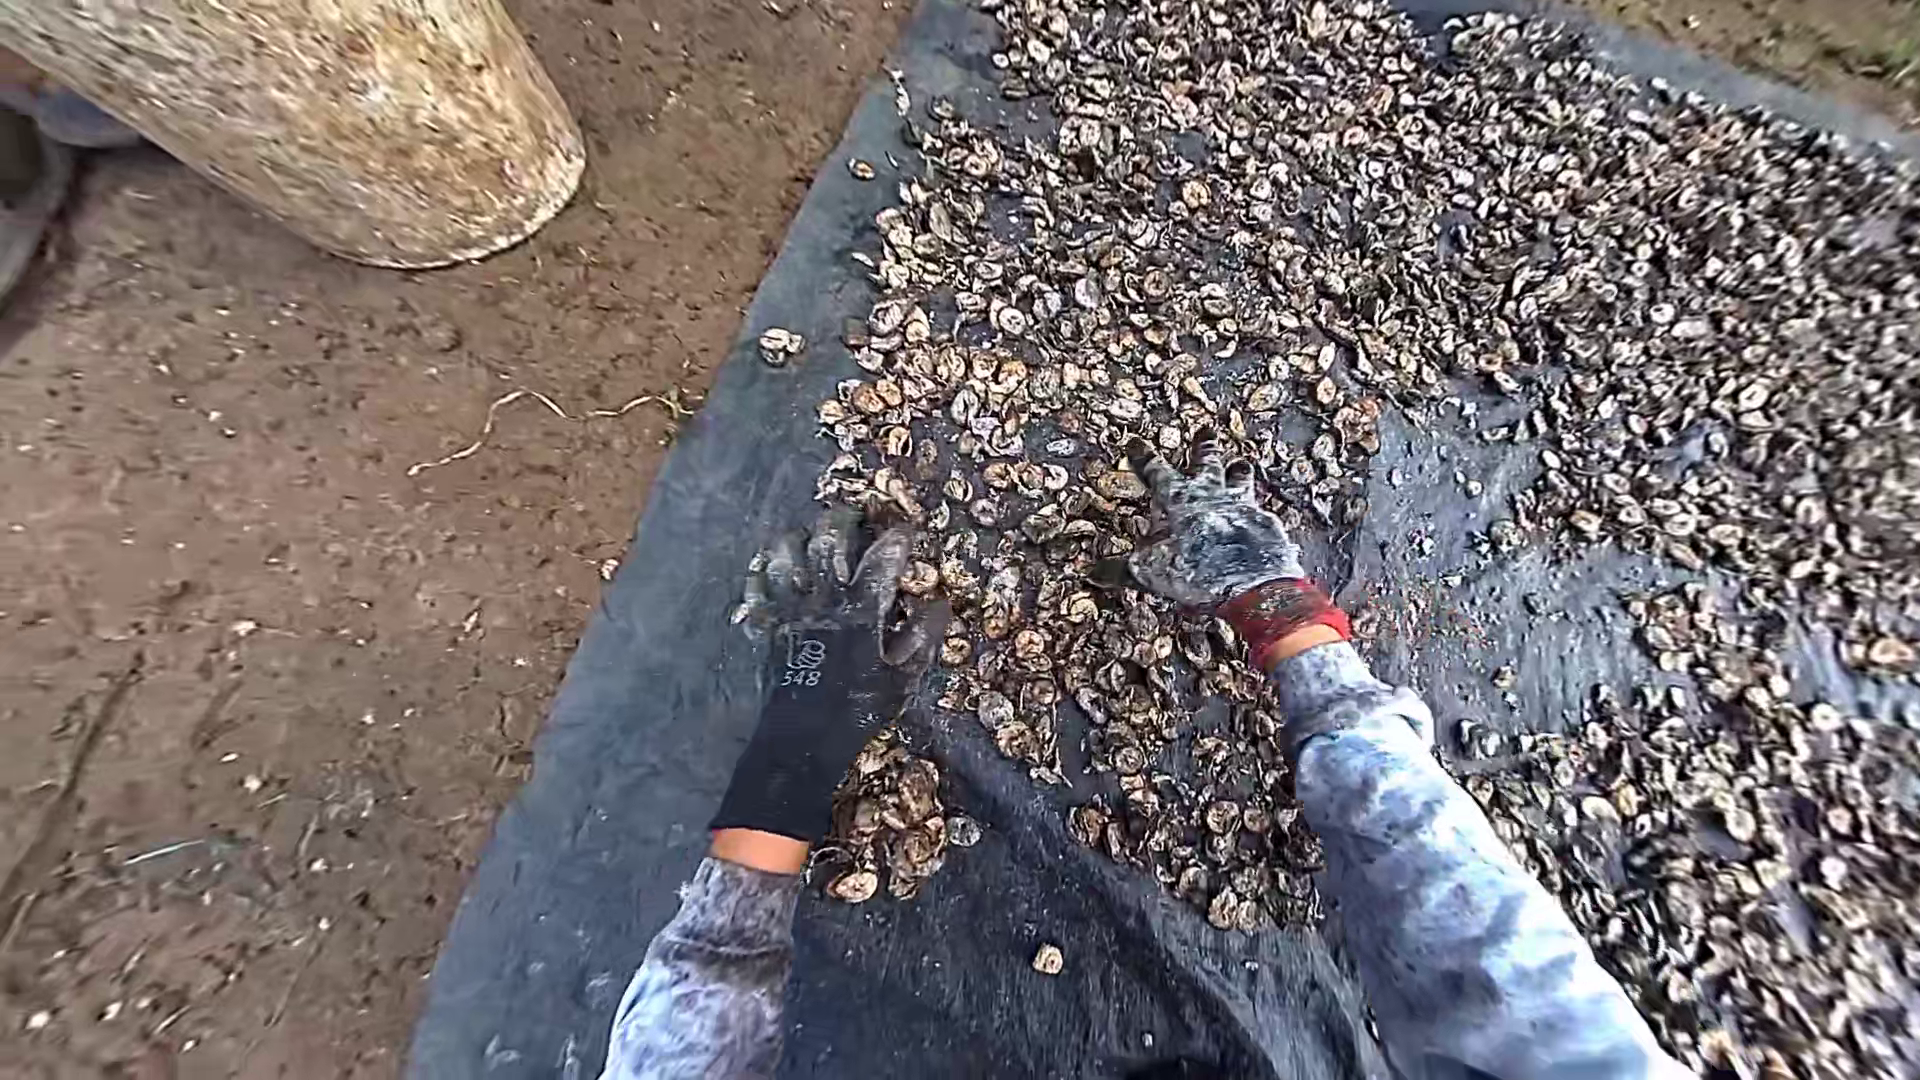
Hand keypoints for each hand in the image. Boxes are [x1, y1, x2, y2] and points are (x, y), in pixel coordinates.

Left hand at [712, 509, 944, 851]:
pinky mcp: (768, 627)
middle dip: (839, 522)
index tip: (907, 529)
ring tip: (803, 533)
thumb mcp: (902, 679)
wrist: (801, 740)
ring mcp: (791, 611)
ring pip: (784, 558)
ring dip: (794, 539)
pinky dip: (759, 575)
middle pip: (826, 545)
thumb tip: (941, 603)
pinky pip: (756, 591)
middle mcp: (823, 601)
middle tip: (850, 515)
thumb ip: (922, 639)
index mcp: (860, 611)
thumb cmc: (857, 708)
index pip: (882, 561)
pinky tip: (765, 568)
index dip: (897, 539)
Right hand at [1116, 426, 1304, 608]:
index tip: (1136, 442)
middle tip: (1206, 431)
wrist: (1251, 587)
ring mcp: (1242, 507)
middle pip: (1206, 463)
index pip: (1156, 471)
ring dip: (1237, 472)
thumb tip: (1092, 572)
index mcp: (1179, 500)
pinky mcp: (1265, 525)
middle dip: (1203, 447)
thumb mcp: (1148, 573)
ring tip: (1240, 463)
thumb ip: (1121, 570)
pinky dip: (1255, 513)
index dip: (1143, 457)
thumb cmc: (1195, 573)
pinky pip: (1260, 512)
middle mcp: (1212, 496)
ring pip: (1239, 480)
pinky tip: (1259, 517)